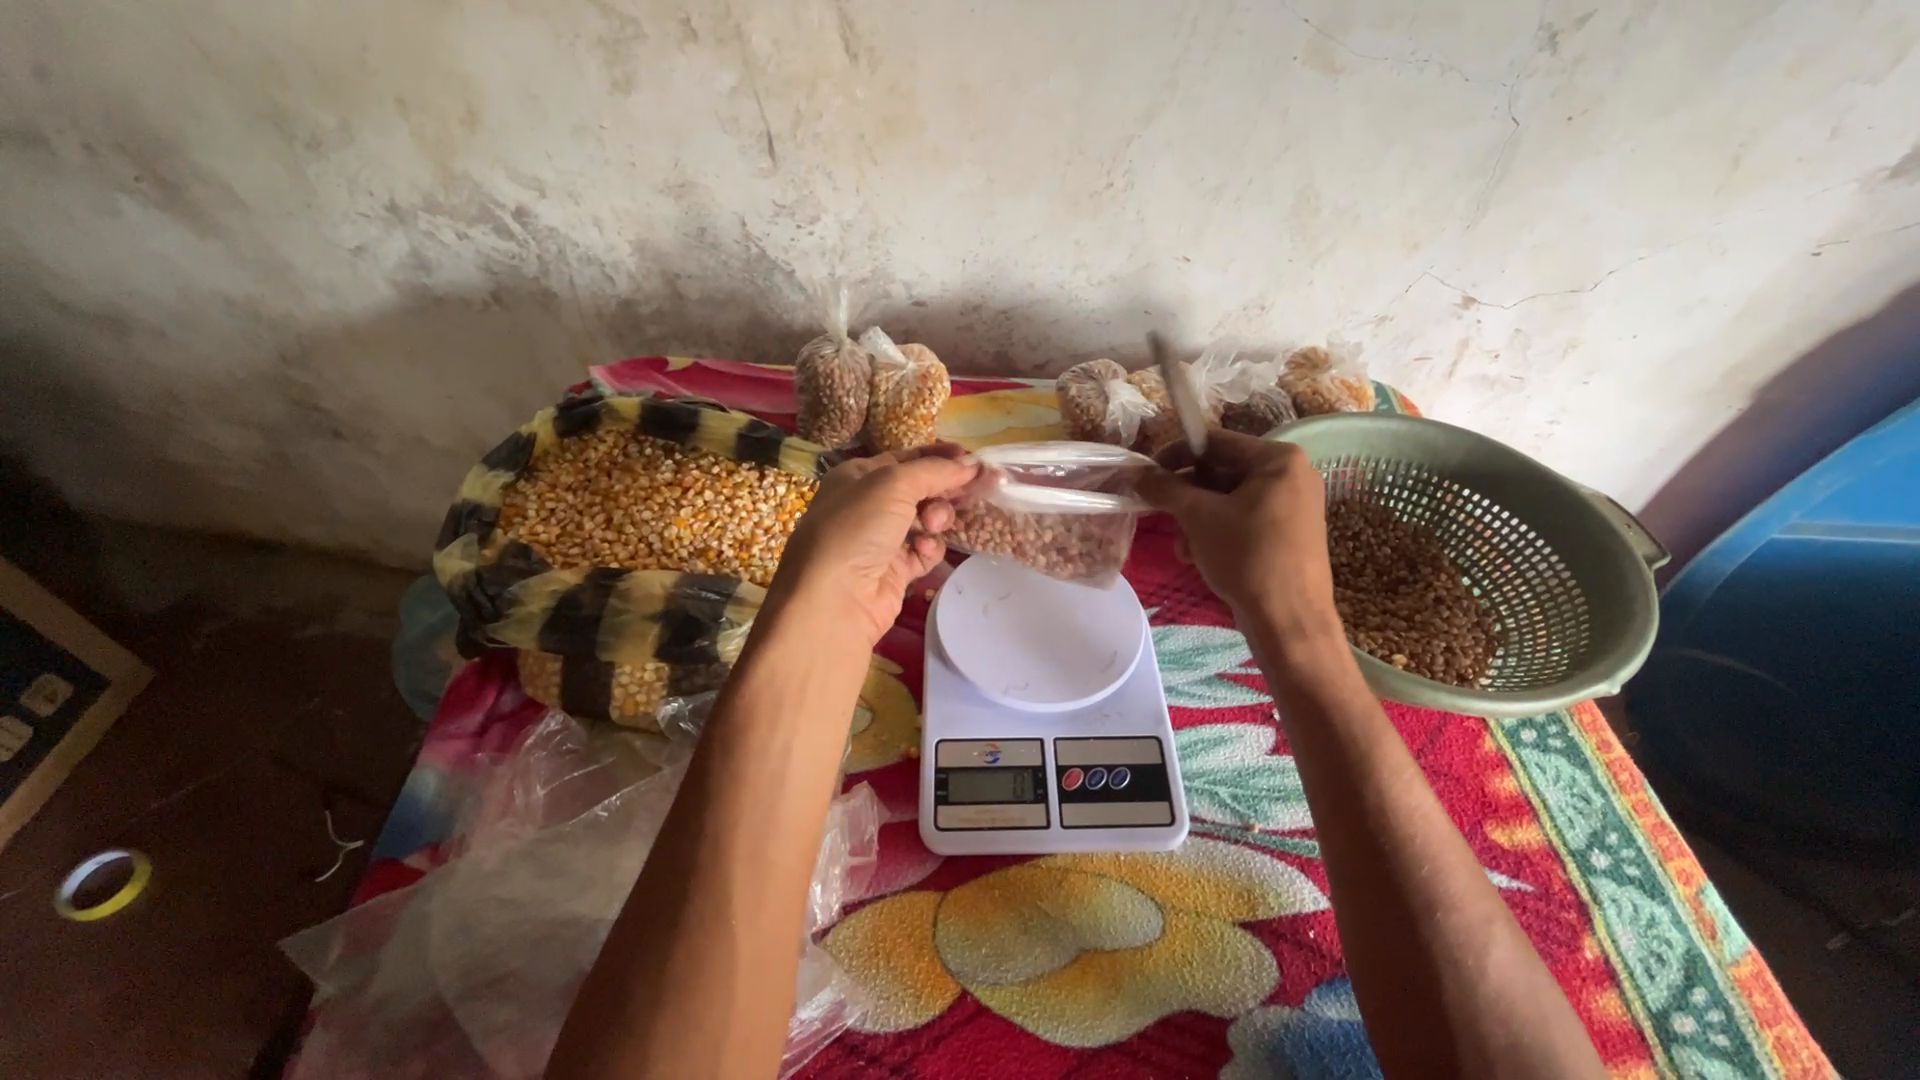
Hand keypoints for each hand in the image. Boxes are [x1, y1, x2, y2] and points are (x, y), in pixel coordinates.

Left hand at [770, 445, 979, 646]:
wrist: (835, 598)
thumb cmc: (857, 527)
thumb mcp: (894, 484)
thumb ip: (936, 470)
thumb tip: (972, 464)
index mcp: (858, 476)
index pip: (906, 458)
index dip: (939, 456)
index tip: (972, 460)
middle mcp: (868, 505)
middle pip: (921, 489)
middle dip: (944, 490)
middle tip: (970, 492)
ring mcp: (882, 539)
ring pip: (927, 520)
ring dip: (937, 518)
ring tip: (933, 525)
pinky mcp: (896, 570)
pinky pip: (925, 550)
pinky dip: (930, 548)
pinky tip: (924, 549)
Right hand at [1137, 430, 1339, 638]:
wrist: (1289, 620)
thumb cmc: (1247, 557)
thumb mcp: (1198, 517)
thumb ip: (1165, 488)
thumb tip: (1137, 474)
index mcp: (1279, 459)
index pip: (1215, 441)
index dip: (1175, 455)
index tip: (1148, 476)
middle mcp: (1292, 475)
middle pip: (1222, 471)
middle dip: (1187, 496)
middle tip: (1163, 516)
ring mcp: (1294, 505)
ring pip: (1229, 498)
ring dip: (1197, 519)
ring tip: (1184, 548)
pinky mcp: (1290, 533)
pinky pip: (1244, 518)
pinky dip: (1217, 531)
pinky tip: (1200, 556)